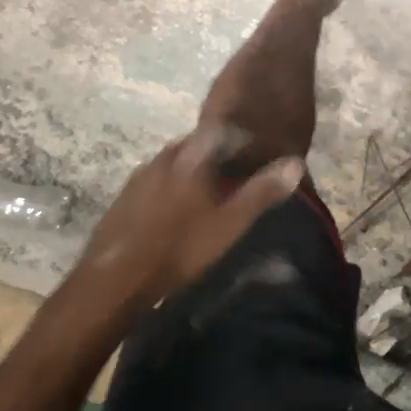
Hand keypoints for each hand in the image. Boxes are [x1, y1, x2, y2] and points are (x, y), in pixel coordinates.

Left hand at [72, 125, 303, 311]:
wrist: (114, 281)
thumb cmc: (181, 247)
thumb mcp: (231, 223)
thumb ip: (263, 191)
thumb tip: (296, 162)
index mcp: (191, 158)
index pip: (219, 130)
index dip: (240, 136)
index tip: (255, 149)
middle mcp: (162, 159)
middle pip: (195, 145)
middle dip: (216, 152)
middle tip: (236, 171)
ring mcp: (138, 179)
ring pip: (173, 163)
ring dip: (192, 170)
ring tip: (209, 191)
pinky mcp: (123, 200)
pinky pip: (155, 182)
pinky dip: (170, 188)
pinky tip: (176, 210)